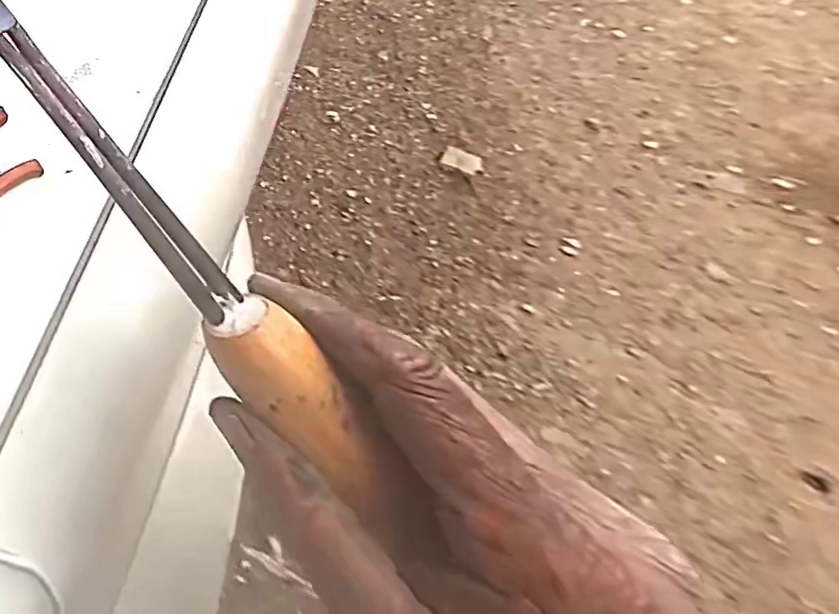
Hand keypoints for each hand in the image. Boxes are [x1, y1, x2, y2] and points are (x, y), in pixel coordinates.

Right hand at [213, 274, 700, 613]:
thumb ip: (317, 525)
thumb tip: (245, 426)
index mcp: (544, 539)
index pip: (416, 378)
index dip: (333, 324)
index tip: (270, 298)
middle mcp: (586, 514)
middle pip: (428, 386)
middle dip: (337, 360)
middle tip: (266, 354)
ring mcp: (593, 519)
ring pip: (447, 413)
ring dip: (365, 401)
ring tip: (304, 416)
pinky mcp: (581, 526)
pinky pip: (470, 448)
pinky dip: (402, 437)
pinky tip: (365, 462)